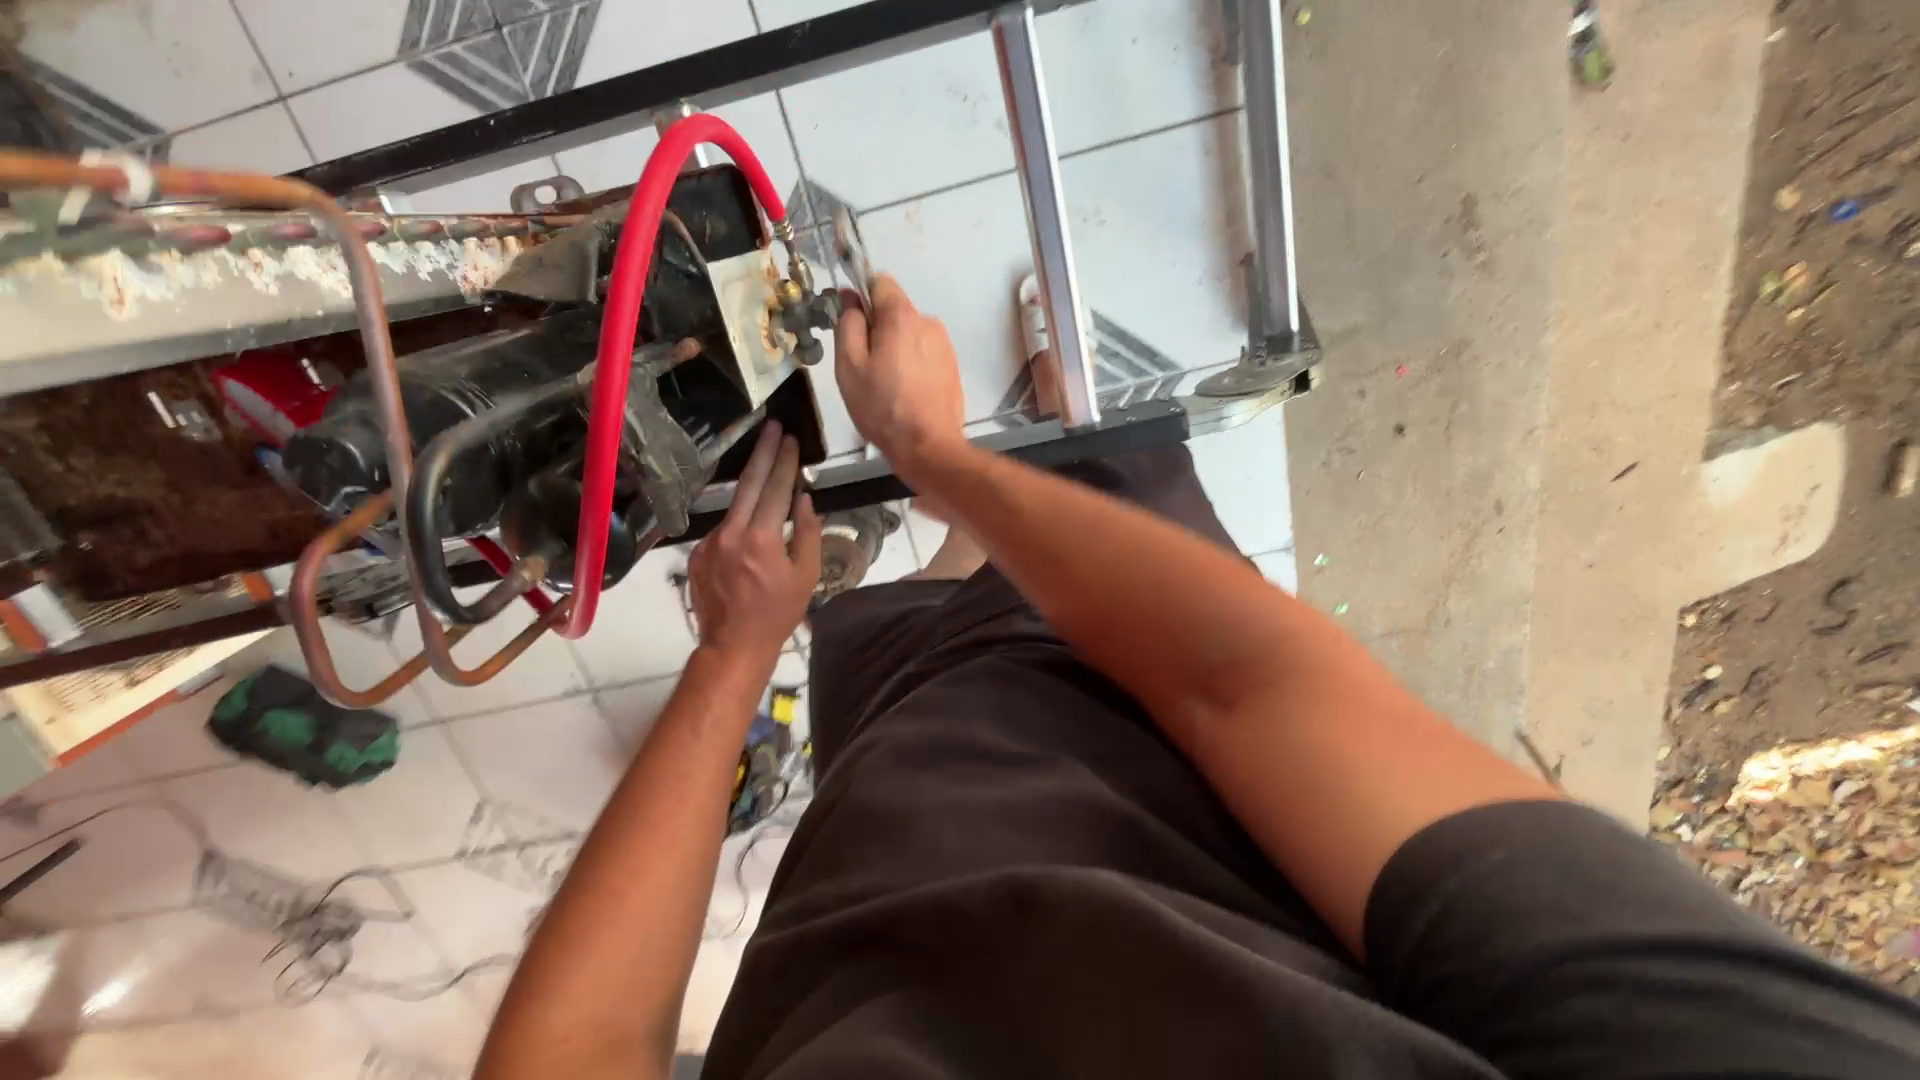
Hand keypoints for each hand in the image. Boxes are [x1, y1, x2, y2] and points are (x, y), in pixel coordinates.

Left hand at [686, 421, 821, 669]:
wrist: (733, 644)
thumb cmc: (779, 613)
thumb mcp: (806, 575)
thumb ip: (807, 533)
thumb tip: (804, 500)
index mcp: (762, 538)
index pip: (775, 488)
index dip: (785, 461)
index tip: (791, 438)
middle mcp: (731, 533)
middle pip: (748, 483)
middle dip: (762, 453)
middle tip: (772, 427)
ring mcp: (710, 542)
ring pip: (735, 507)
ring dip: (751, 490)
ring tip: (766, 472)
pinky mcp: (698, 553)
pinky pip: (724, 529)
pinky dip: (740, 524)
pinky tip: (750, 535)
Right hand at [835, 274, 965, 468]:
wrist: (928, 447)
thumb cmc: (882, 407)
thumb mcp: (849, 366)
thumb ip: (848, 324)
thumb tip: (850, 298)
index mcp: (902, 317)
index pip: (880, 281)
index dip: (861, 295)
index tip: (851, 322)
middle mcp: (928, 322)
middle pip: (895, 311)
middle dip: (877, 329)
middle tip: (865, 365)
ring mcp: (944, 345)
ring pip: (910, 334)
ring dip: (895, 349)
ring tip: (886, 384)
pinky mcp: (952, 367)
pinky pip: (924, 354)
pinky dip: (912, 365)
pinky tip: (905, 393)